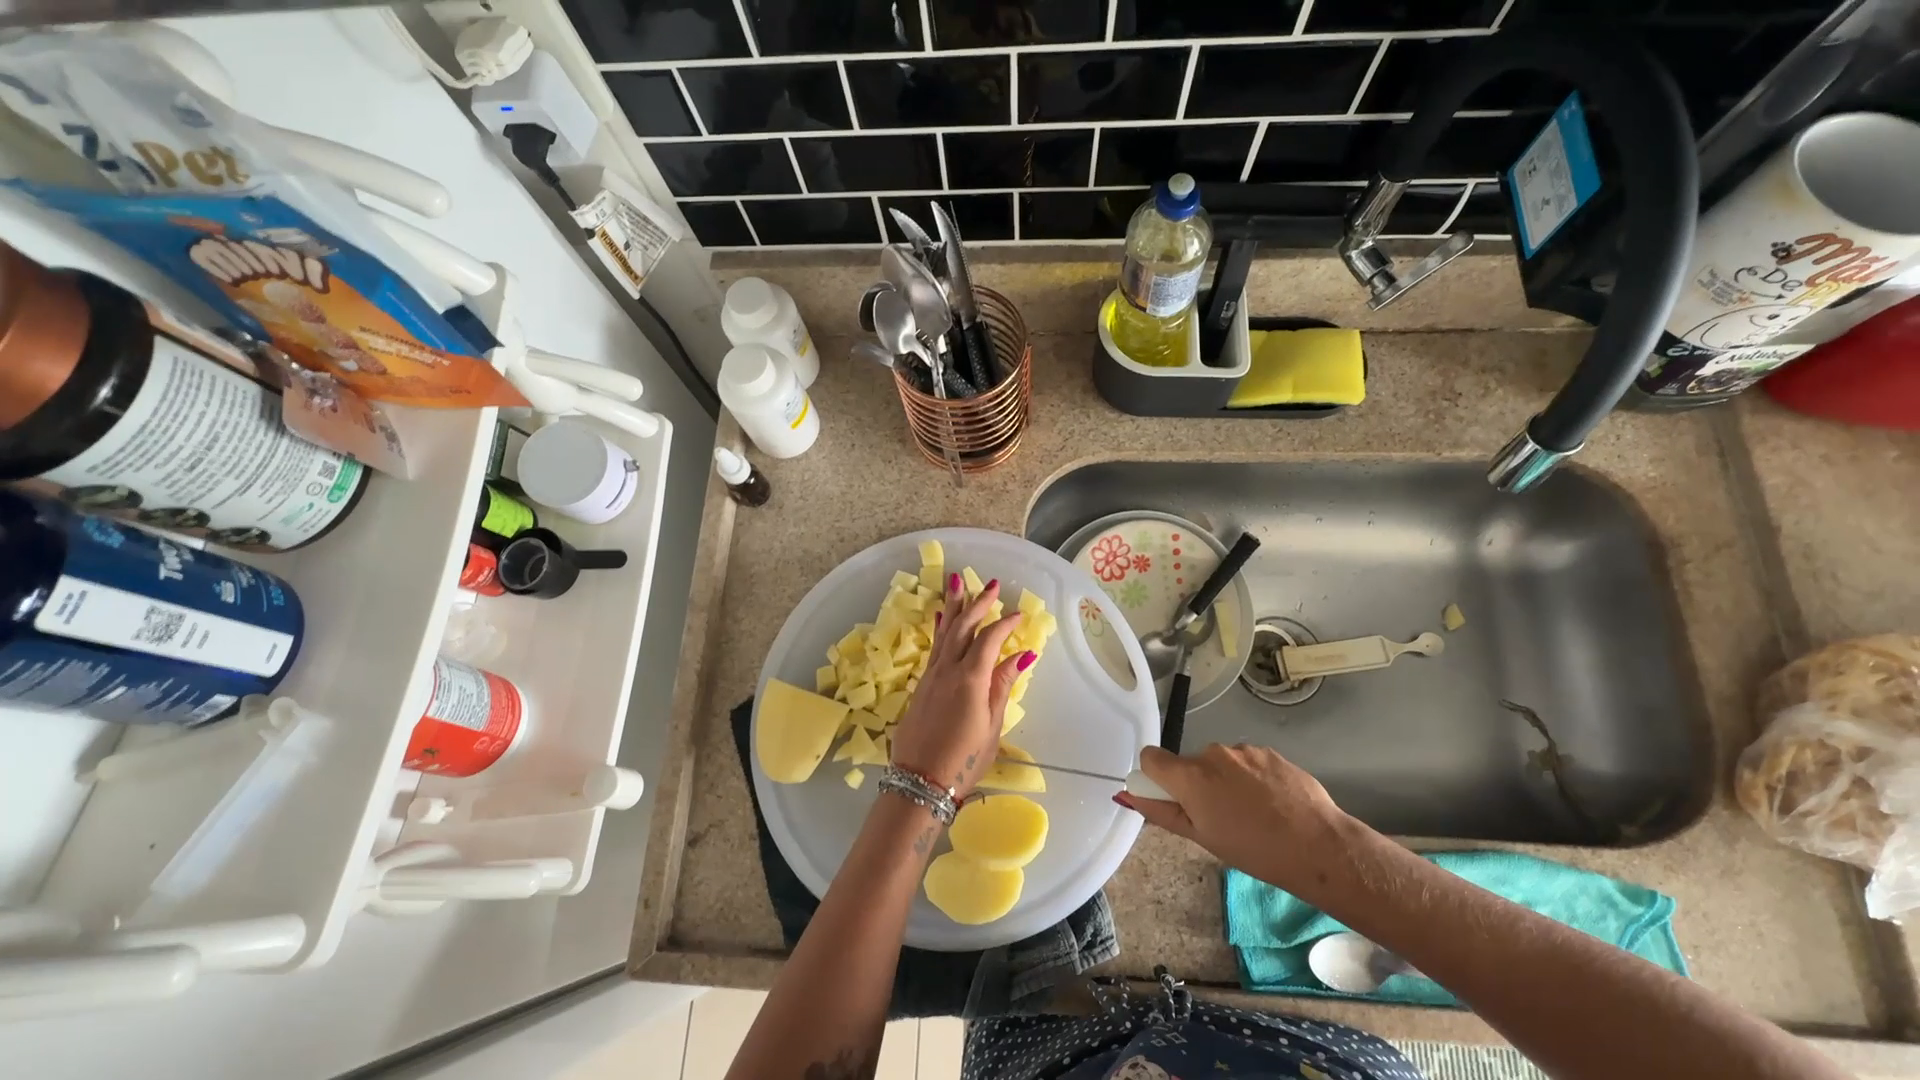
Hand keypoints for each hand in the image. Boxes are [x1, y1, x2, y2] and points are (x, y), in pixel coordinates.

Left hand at [888, 575, 1032, 800]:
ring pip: (945, 633)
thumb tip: (1022, 655)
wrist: (920, 781)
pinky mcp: (921, 685)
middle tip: (991, 584)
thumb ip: (1002, 685)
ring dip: (954, 607)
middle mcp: (947, 670)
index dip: (1005, 623)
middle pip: (963, 627)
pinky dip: (942, 629)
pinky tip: (943, 620)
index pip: (989, 639)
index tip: (1019, 613)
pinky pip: (934, 648)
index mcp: (970, 678)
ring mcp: (931, 676)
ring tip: (957, 582)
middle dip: (978, 603)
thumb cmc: (964, 759)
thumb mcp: (992, 725)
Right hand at [1120, 744, 1353, 889]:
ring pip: (1221, 763)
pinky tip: (1272, 804)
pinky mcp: (1270, 751)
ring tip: (1252, 813)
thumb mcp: (1201, 838)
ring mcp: (1244, 750)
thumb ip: (1162, 812)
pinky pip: (1247, 762)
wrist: (1318, 845)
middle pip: (1189, 763)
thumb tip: (1129, 795)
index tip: (1173, 799)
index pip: (1151, 757)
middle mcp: (1212, 753)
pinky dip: (1252, 778)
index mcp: (1190, 776)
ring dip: (1226, 781)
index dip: (1156, 777)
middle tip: (1220, 818)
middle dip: (1197, 784)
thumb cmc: (1253, 850)